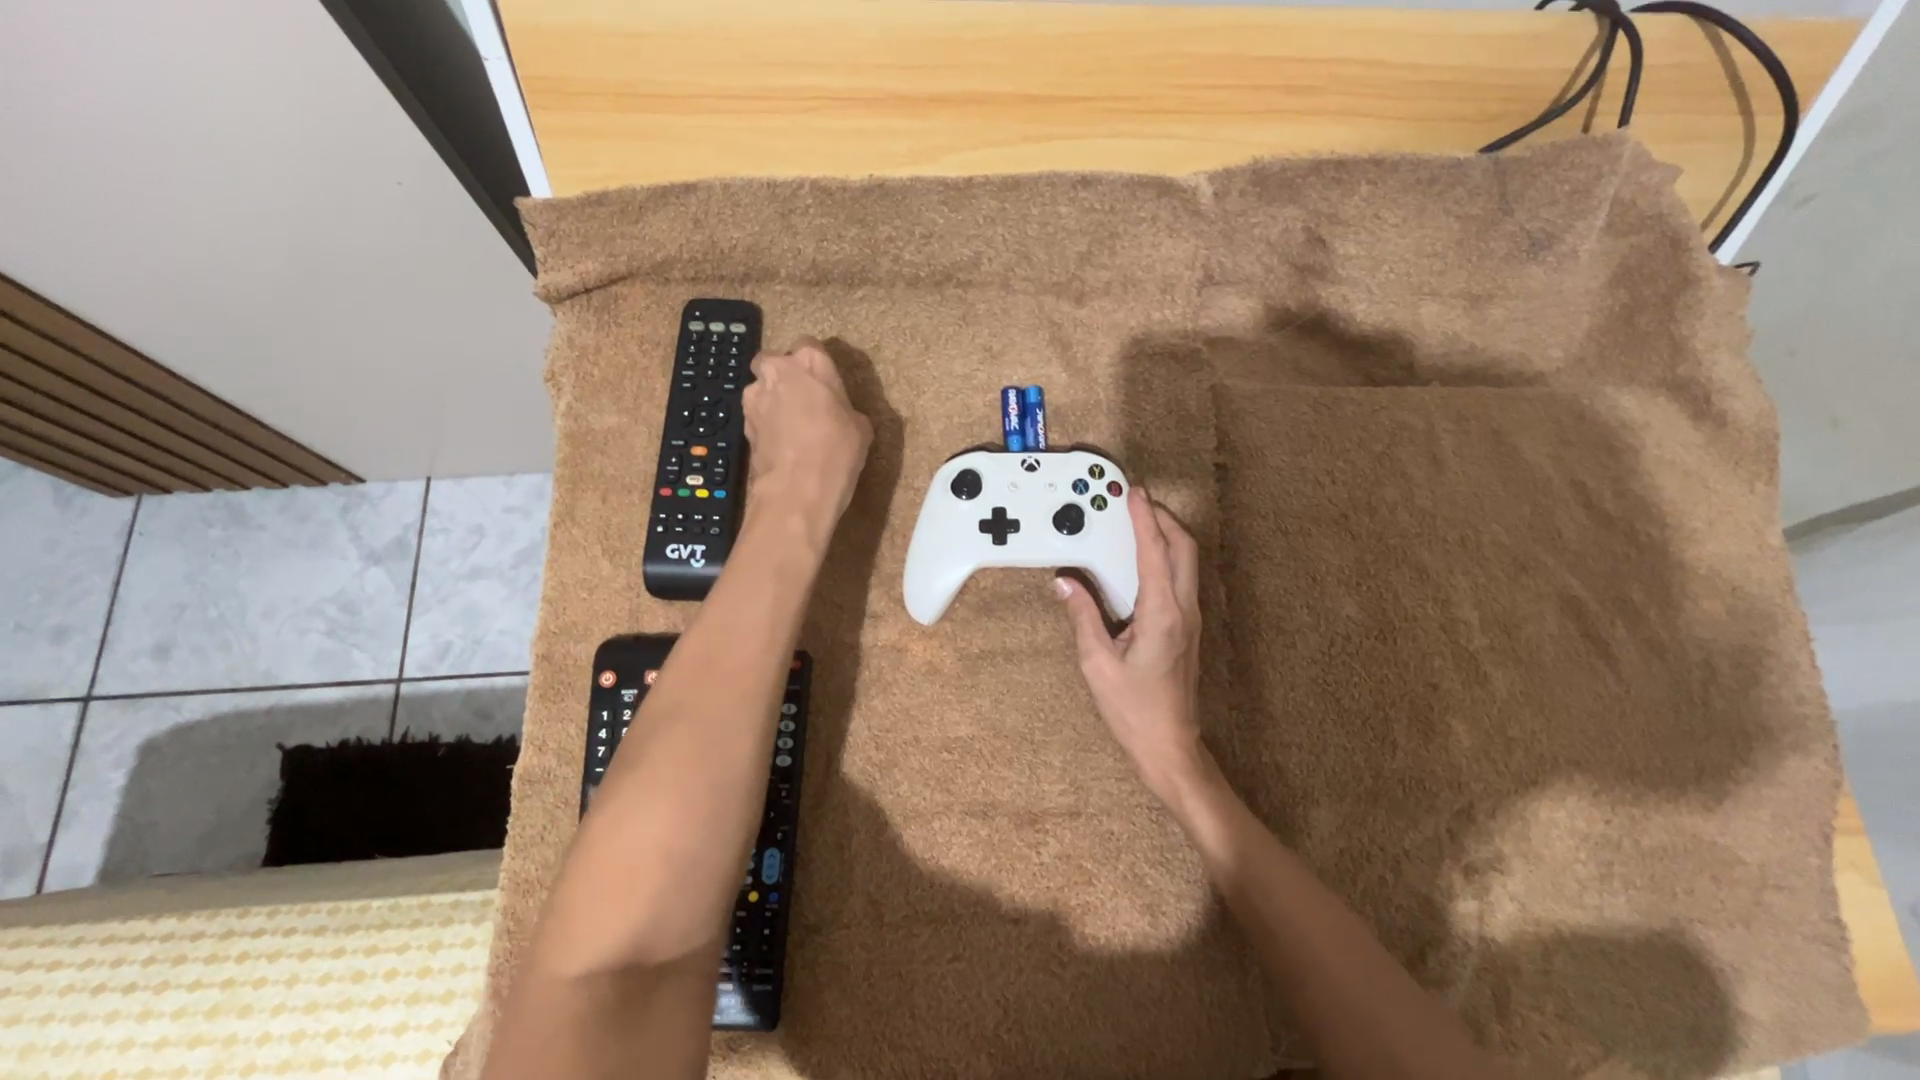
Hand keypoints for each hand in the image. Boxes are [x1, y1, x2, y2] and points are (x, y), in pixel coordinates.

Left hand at [742, 337, 873, 536]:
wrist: (797, 487)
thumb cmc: (837, 449)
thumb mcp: (860, 427)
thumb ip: (845, 409)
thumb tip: (840, 415)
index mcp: (810, 362)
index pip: (808, 345)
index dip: (815, 365)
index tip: (824, 382)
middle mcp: (776, 371)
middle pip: (774, 361)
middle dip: (784, 375)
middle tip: (803, 399)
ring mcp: (754, 397)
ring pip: (761, 388)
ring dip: (771, 399)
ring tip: (790, 426)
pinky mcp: (742, 423)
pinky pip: (756, 415)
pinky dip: (765, 424)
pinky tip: (780, 444)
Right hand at [1053, 486, 1209, 800]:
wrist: (1170, 745)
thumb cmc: (1134, 710)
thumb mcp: (1097, 663)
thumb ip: (1082, 616)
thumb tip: (1065, 582)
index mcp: (1163, 614)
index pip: (1156, 552)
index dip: (1144, 518)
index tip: (1133, 493)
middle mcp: (1184, 612)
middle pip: (1184, 548)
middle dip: (1163, 519)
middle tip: (1136, 503)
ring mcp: (1190, 621)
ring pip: (1187, 563)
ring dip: (1167, 538)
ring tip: (1138, 525)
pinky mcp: (1187, 630)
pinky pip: (1180, 581)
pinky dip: (1165, 560)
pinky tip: (1141, 565)